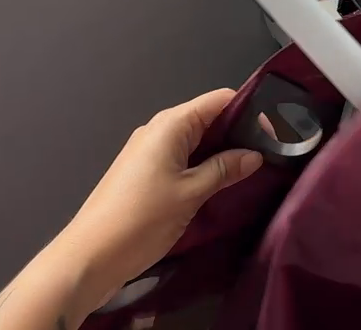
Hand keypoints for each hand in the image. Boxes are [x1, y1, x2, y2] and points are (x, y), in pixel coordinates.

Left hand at [52, 88, 264, 310]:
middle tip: (269, 151)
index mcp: (171, 124)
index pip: (220, 100)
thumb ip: (225, 169)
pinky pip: (182, 155)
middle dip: (238, 132)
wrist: (85, 260)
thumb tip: (255, 155)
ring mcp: (149, 150)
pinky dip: (203, 163)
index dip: (250, 110)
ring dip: (221, 151)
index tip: (275, 130)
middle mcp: (159, 129)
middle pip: (209, 117)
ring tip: (250, 167)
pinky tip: (219, 182)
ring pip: (196, 139)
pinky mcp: (143, 171)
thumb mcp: (190, 194)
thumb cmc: (140, 219)